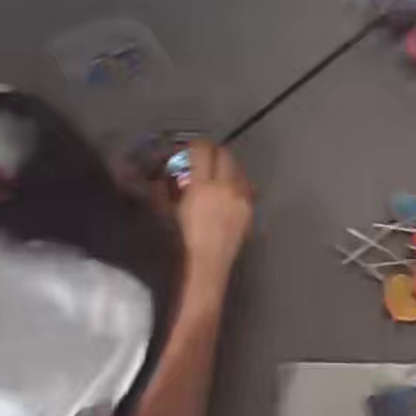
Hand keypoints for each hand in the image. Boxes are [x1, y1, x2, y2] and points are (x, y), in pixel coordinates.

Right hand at [173, 141, 253, 295]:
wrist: (204, 271)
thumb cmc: (179, 244)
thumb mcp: (165, 211)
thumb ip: (165, 186)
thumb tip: (166, 171)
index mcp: (203, 187)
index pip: (203, 150)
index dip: (194, 145)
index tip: (188, 148)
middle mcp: (227, 189)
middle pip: (225, 154)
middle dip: (212, 152)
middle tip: (201, 157)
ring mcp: (242, 199)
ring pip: (238, 169)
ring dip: (226, 166)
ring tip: (214, 173)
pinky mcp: (250, 211)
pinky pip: (246, 186)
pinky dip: (236, 182)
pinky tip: (225, 192)